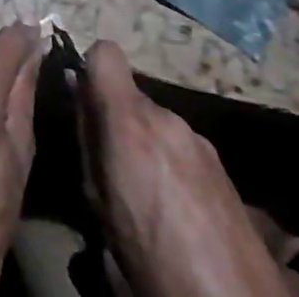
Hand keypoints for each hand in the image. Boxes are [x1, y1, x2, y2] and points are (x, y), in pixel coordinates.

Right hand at [75, 41, 288, 296]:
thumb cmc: (143, 246)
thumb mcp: (94, 191)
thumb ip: (86, 134)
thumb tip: (75, 90)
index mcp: (130, 118)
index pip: (106, 53)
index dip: (91, 68)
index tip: (82, 97)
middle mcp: (168, 118)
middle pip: (131, 95)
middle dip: (116, 117)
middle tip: (107, 160)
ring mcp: (201, 142)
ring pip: (156, 123)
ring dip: (144, 142)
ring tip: (141, 191)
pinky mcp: (223, 168)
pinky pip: (180, 147)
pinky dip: (168, 162)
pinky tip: (172, 207)